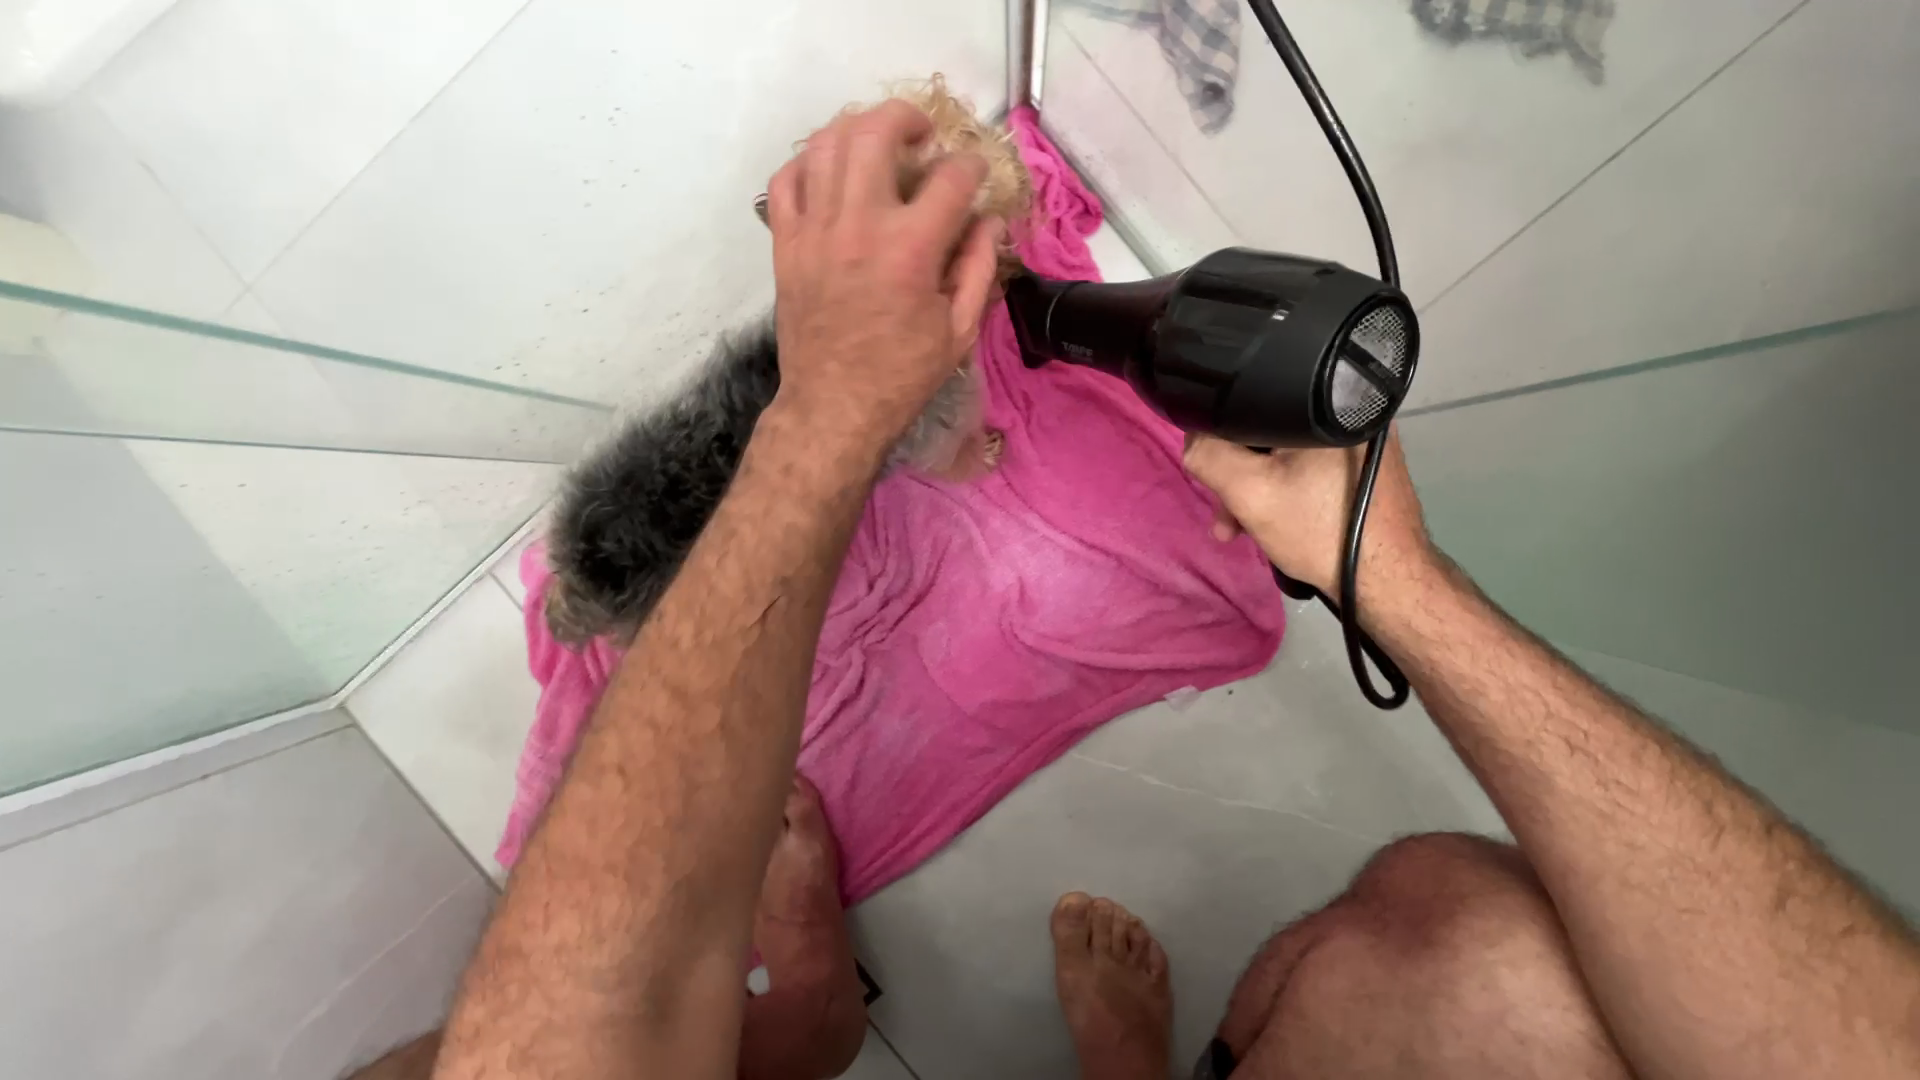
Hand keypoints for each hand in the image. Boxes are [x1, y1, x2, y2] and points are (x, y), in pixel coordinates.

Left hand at [763, 100, 1001, 457]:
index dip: (972, 168)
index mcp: (911, 249)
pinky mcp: (786, 244)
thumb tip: (989, 223)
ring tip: (876, 141)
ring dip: (857, 128)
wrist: (834, 406)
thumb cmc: (902, 376)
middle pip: (877, 132)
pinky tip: (828, 172)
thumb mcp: (958, 331)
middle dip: (907, 118)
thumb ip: (979, 268)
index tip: (976, 177)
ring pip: (826, 144)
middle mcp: (860, 224)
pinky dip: (807, 163)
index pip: (950, 178)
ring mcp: (815, 230)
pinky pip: (786, 180)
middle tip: (922, 133)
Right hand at [1182, 429, 1435, 596]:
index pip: (1250, 408)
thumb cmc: (1319, 530)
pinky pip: (1312, 468)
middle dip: (1240, 476)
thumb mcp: (1248, 492)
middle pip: (1268, 436)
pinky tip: (1278, 520)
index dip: (1220, 443)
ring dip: (1260, 488)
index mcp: (1329, 400)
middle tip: (1228, 519)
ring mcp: (1366, 441)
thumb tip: (1193, 438)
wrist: (1387, 581)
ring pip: (1288, 455)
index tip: (1213, 481)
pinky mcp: (1370, 467)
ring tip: (1244, 529)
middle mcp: (1354, 410)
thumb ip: (1208, 457)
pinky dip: (1289, 490)